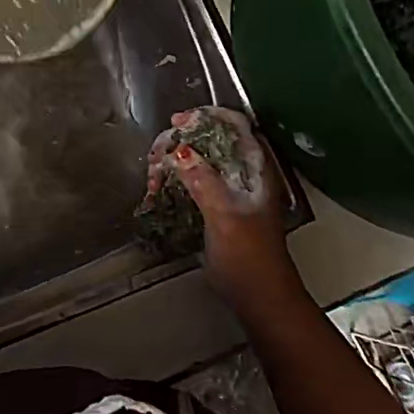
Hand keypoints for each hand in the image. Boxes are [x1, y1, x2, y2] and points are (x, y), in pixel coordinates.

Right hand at [160, 108, 291, 296]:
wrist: (259, 297)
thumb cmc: (249, 257)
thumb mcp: (224, 215)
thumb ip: (204, 181)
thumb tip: (180, 151)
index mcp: (255, 170)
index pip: (235, 125)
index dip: (207, 116)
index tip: (178, 122)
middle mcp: (245, 175)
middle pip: (213, 140)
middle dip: (183, 140)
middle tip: (158, 152)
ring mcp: (232, 192)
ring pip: (201, 161)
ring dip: (176, 162)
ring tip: (154, 174)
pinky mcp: (219, 208)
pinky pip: (194, 182)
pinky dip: (176, 180)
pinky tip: (158, 189)